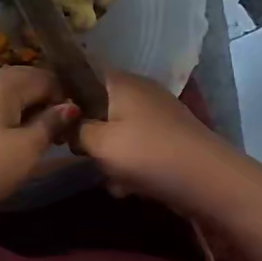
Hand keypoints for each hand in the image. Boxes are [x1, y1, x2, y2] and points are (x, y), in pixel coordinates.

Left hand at [0, 66, 77, 219]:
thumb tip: (70, 107)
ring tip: (41, 136)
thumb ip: (52, 122)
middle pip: (26, 79)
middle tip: (60, 131)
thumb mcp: (28, 147)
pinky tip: (17, 137)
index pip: (45, 77)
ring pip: (10, 92)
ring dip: (28, 108)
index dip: (63, 98)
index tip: (73, 125)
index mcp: (1, 83)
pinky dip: (10, 114)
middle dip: (46, 100)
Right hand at [74, 72, 232, 208]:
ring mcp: (157, 115)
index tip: (52, 118)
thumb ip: (75, 130)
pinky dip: (130, 165)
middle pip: (98, 106)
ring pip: (116, 131)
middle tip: (81, 154)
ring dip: (109, 155)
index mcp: (120, 82)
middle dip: (88, 133)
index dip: (63, 93)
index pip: (82, 73)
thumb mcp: (99, 143)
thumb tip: (65, 123)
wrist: (210, 182)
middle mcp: (139, 91)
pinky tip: (129, 187)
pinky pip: (137, 147)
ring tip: (110, 178)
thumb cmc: (147, 154)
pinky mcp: (169, 139)